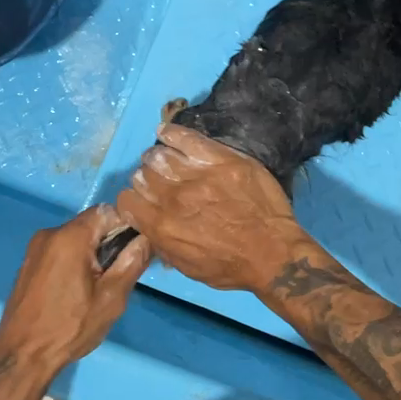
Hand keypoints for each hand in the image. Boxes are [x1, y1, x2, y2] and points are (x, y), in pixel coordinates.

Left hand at [0, 204, 149, 376]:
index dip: (127, 227)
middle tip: (120, 275)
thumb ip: (131, 263)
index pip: (108, 212)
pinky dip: (75, 262)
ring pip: (76, 239)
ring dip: (92, 255)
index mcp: (70, 237)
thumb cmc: (69, 327)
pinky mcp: (28, 264)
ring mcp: (35, 249)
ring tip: (100, 287)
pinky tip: (78, 291)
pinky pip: (60, 251)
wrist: (21, 357)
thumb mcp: (111, 298)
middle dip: (110, 244)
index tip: (135, 252)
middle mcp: (50, 234)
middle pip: (91, 225)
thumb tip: (146, 239)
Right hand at [115, 123, 311, 292]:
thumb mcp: (186, 266)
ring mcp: (199, 176)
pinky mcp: (222, 159)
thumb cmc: (230, 266)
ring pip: (160, 155)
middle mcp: (174, 198)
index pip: (127, 201)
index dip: (133, 200)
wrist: (273, 252)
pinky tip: (166, 132)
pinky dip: (171, 133)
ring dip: (157, 158)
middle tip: (159, 181)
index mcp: (163, 227)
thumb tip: (145, 224)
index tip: (143, 200)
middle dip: (146, 179)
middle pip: (142, 175)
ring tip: (165, 160)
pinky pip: (187, 138)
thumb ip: (160, 243)